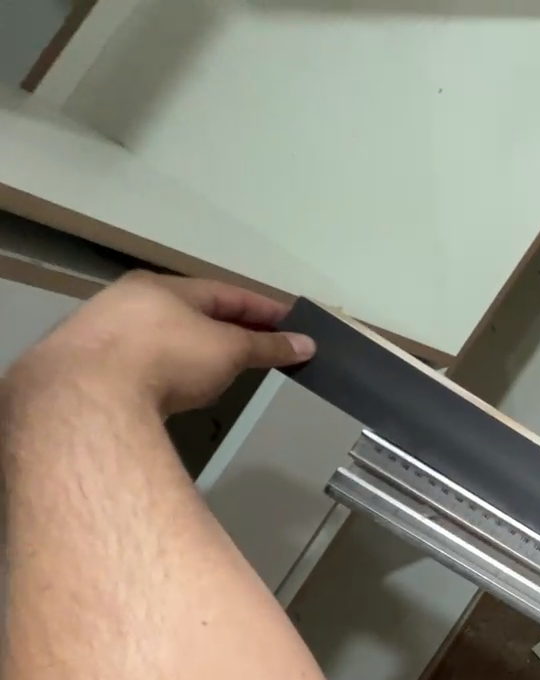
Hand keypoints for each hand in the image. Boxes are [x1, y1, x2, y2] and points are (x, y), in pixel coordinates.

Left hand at [9, 272, 314, 416]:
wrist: (90, 390)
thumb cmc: (169, 356)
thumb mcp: (232, 349)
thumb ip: (270, 346)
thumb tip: (307, 344)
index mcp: (164, 288)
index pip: (229, 293)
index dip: (267, 309)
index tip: (297, 324)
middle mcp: (132, 299)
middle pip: (199, 312)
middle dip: (239, 329)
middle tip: (273, 345)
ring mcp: (109, 328)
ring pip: (175, 333)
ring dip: (209, 347)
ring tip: (238, 365)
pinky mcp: (96, 358)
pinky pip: (155, 355)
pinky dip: (183, 364)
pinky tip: (195, 380)